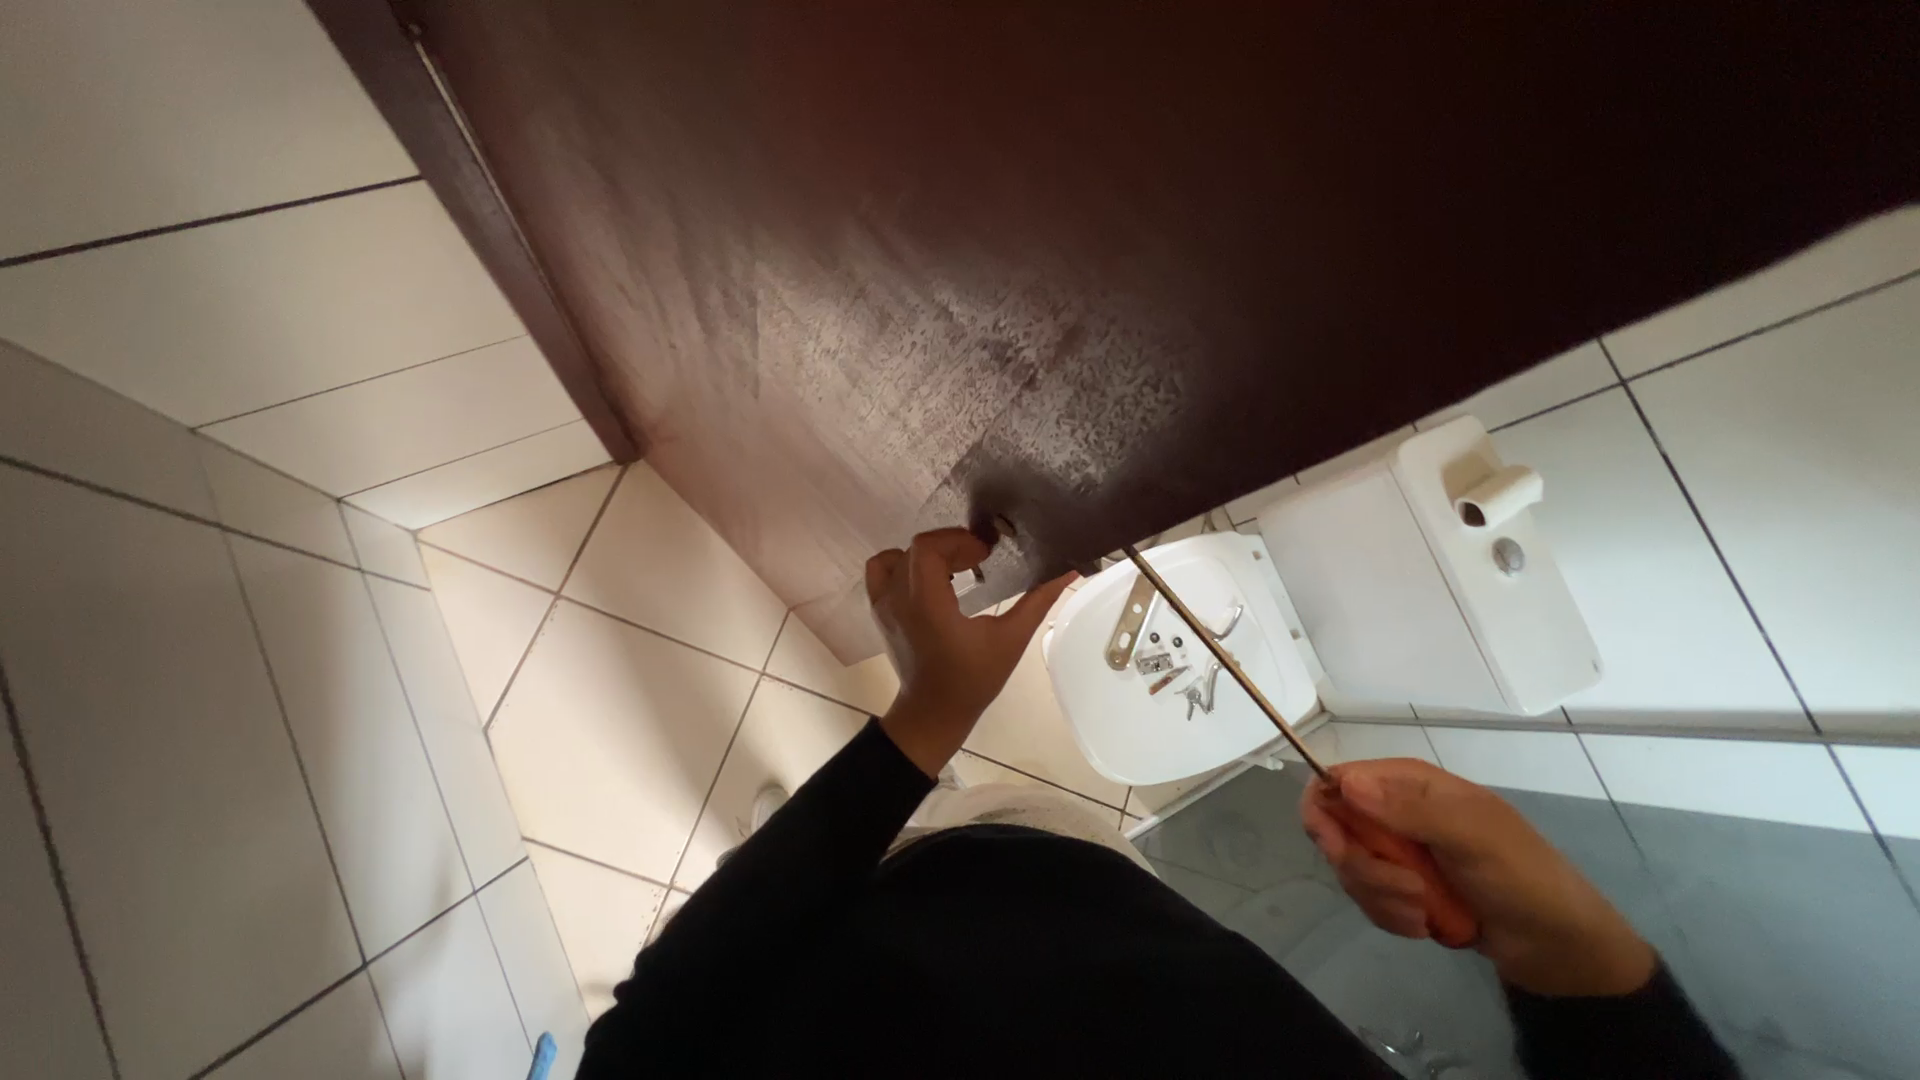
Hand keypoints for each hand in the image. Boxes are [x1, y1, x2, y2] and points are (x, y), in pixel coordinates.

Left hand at [866, 528, 1075, 776]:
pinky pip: (880, 572)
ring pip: (897, 556)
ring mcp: (883, 605)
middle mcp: (898, 599)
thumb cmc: (973, 679)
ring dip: (926, 554)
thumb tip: (1068, 571)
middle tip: (980, 558)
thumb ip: (1037, 602)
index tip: (986, 554)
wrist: (933, 712)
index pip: (929, 547)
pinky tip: (928, 580)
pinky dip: (902, 565)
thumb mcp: (1010, 640)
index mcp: (928, 604)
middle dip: (951, 545)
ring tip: (954, 568)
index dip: (958, 541)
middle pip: (917, 548)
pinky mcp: (879, 613)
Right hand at [1300, 758, 1655, 996]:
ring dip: (1382, 899)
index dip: (1323, 812)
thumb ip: (1410, 809)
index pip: (1335, 781)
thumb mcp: (1473, 837)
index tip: (1337, 849)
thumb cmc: (1524, 878)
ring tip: (1425, 914)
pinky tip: (1425, 926)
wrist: (1562, 948)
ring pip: (1349, 869)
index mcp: (1407, 783)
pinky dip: (1390, 917)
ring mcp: (1397, 851)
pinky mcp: (1401, 888)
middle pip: (1335, 831)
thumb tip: (1346, 783)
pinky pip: (1367, 899)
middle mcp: (1393, 810)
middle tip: (1407, 891)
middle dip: (1363, 869)